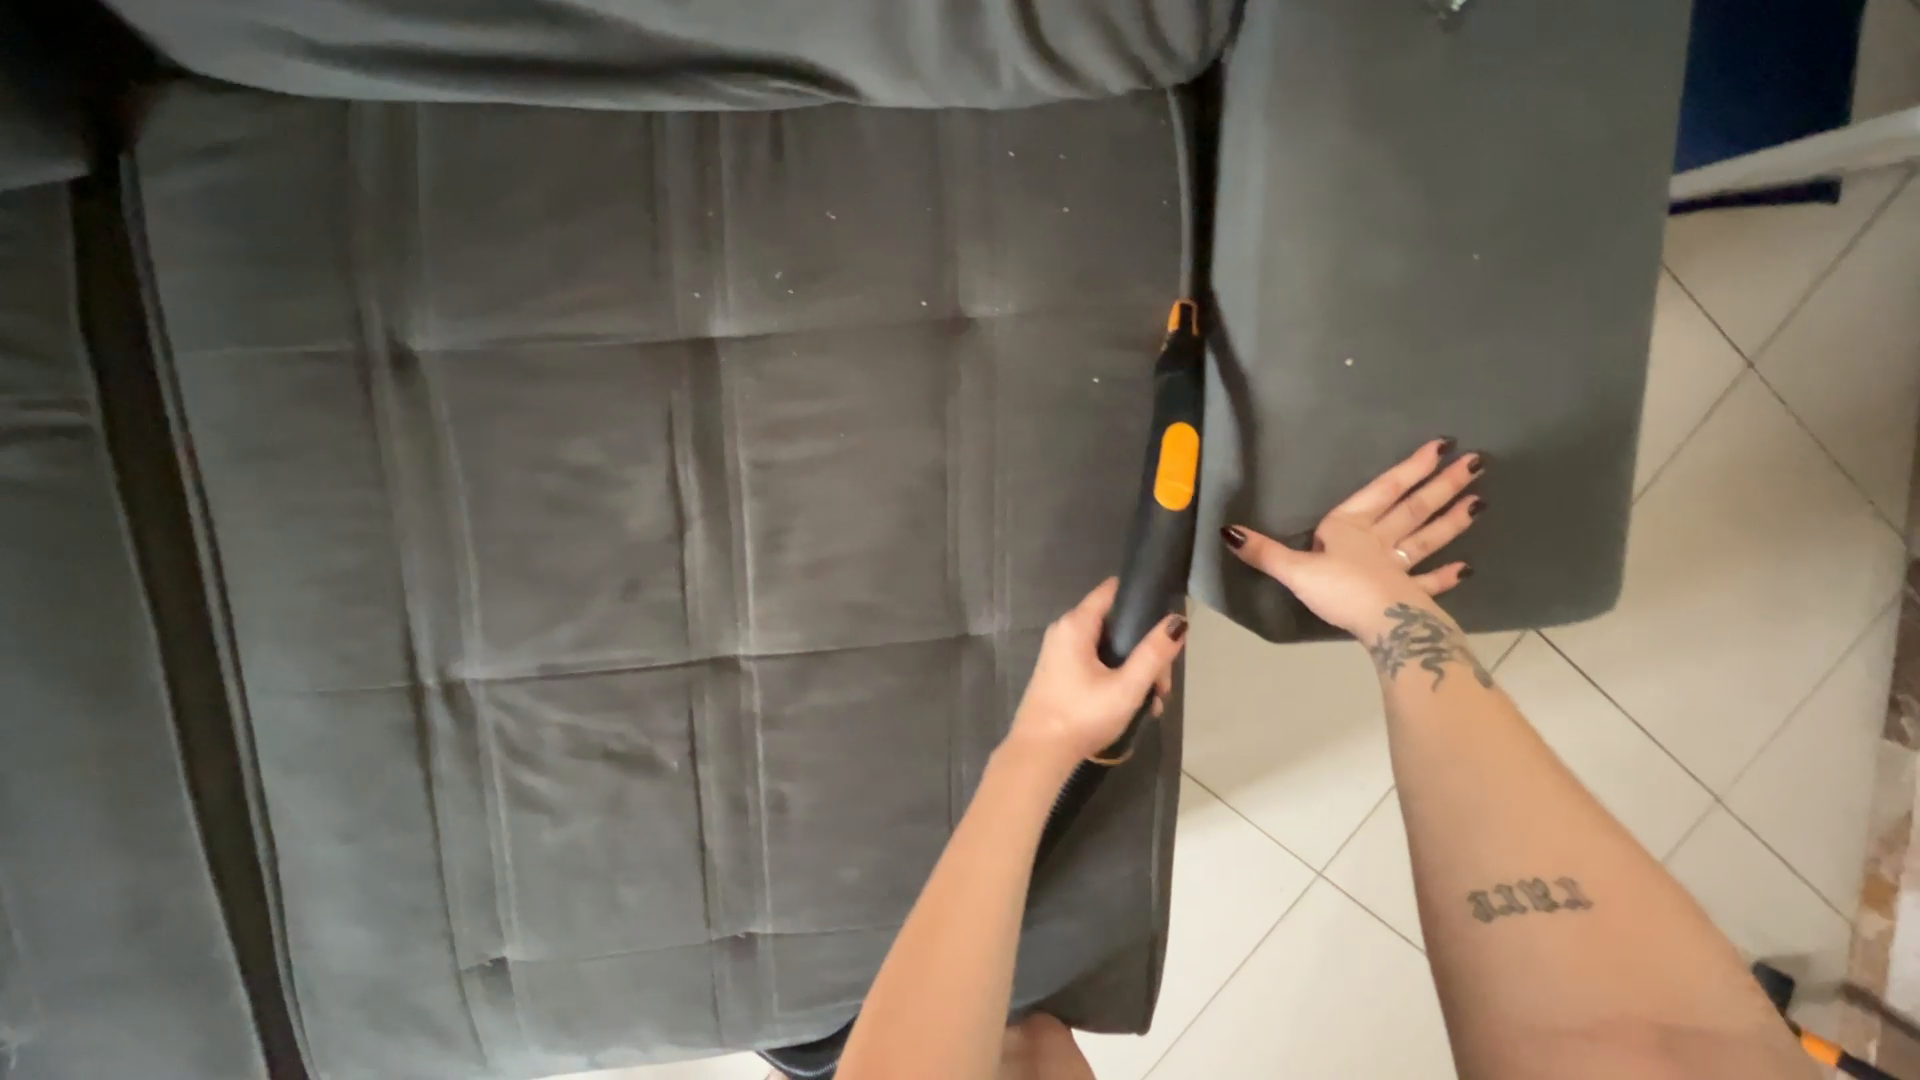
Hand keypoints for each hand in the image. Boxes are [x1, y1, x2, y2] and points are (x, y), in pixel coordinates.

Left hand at [1008, 578, 1187, 764]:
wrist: (1040, 754)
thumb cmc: (1082, 716)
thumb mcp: (1126, 687)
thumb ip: (1153, 653)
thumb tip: (1178, 622)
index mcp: (1075, 625)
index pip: (1111, 590)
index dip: (1141, 598)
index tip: (1168, 617)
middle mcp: (1065, 631)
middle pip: (1116, 624)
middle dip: (1145, 649)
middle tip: (1162, 684)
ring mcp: (1061, 653)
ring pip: (1110, 648)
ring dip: (1135, 669)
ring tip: (1153, 700)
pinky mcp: (1062, 673)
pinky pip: (1097, 663)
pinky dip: (1117, 677)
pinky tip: (1135, 704)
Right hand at [1221, 438, 1485, 636]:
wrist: (1380, 623)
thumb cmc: (1339, 589)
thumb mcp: (1294, 569)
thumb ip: (1264, 552)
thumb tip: (1227, 532)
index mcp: (1350, 528)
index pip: (1383, 491)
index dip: (1409, 468)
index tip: (1440, 445)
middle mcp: (1380, 541)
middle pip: (1414, 508)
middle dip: (1442, 485)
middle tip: (1476, 462)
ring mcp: (1399, 568)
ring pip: (1427, 538)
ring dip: (1452, 520)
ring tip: (1479, 501)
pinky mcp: (1411, 596)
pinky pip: (1429, 582)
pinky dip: (1447, 575)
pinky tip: (1467, 567)